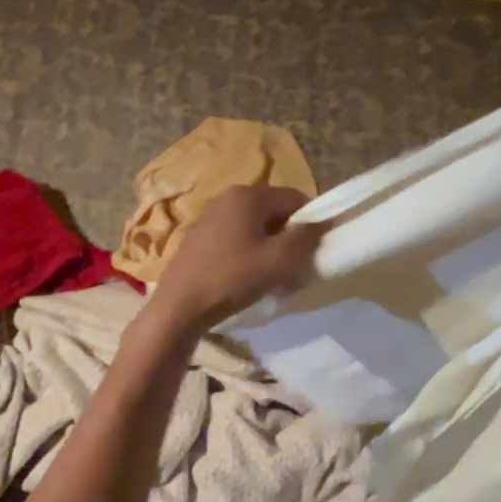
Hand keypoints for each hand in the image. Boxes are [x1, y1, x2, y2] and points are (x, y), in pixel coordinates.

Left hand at [147, 186, 322, 332]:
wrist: (179, 306)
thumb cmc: (232, 278)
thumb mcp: (278, 260)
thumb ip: (304, 238)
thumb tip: (320, 222)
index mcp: (248, 195)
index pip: (295, 198)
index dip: (311, 221)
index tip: (313, 249)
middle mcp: (227, 197)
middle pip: (273, 210)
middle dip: (288, 235)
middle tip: (293, 266)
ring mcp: (209, 216)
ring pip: (254, 226)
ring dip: (268, 246)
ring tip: (270, 275)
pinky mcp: (198, 237)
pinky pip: (235, 237)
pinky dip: (247, 252)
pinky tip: (245, 276)